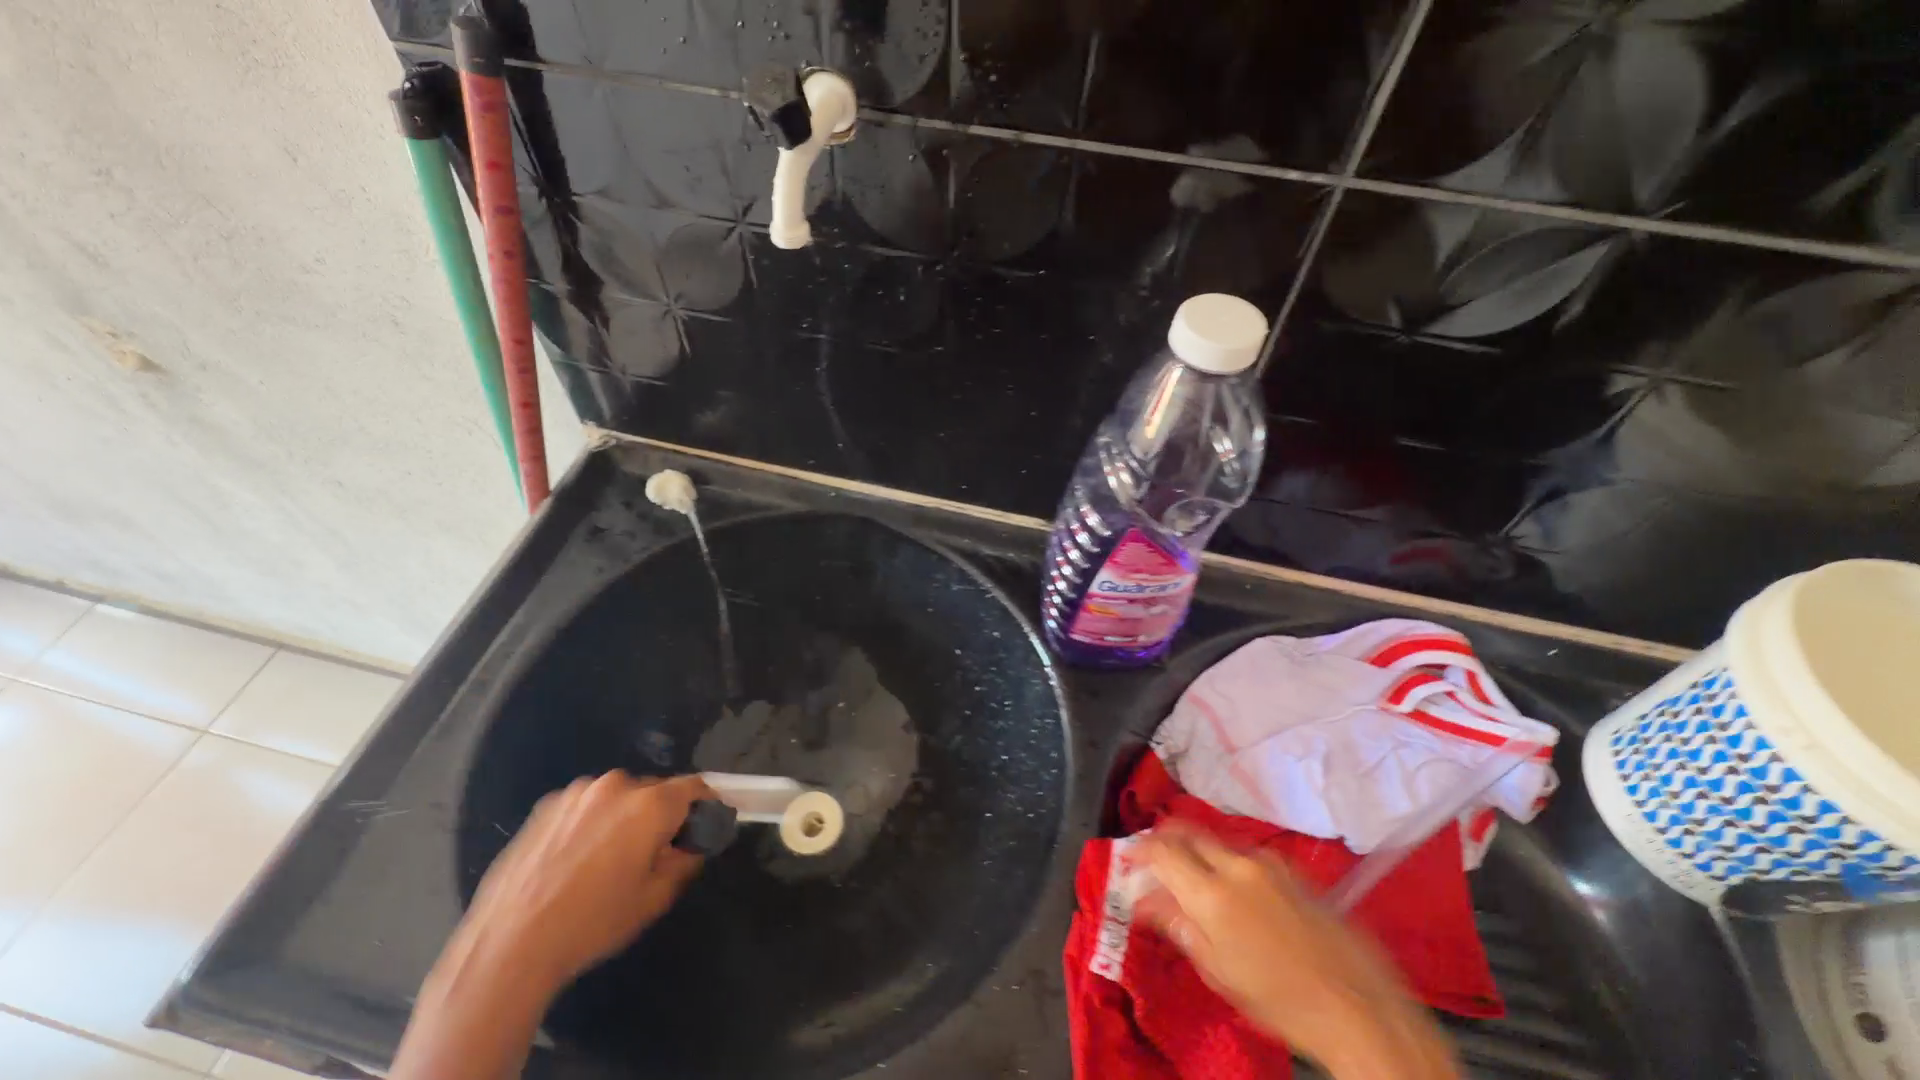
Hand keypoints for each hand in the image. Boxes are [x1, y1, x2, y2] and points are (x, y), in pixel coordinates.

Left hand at [462, 771, 712, 990]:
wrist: (511, 942)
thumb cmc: (593, 922)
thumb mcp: (654, 898)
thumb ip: (684, 861)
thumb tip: (692, 844)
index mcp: (649, 805)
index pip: (695, 788)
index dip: (705, 807)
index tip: (703, 831)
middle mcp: (615, 786)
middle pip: (654, 792)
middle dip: (660, 818)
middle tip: (653, 856)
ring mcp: (575, 794)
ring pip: (617, 799)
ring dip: (624, 820)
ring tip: (607, 863)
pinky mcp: (544, 807)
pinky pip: (585, 807)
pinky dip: (592, 824)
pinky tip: (575, 863)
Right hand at [1138, 824, 1460, 1079]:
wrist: (1358, 1004)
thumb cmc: (1279, 999)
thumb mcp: (1217, 970)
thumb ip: (1179, 925)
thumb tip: (1146, 901)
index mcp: (1213, 894)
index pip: (1163, 851)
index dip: (1140, 849)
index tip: (1128, 858)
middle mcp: (1239, 866)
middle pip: (1190, 833)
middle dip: (1165, 840)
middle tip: (1152, 859)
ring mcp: (1271, 864)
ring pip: (1219, 843)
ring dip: (1197, 852)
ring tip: (1190, 879)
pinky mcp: (1294, 871)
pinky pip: (1246, 855)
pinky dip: (1226, 862)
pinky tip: (1230, 889)